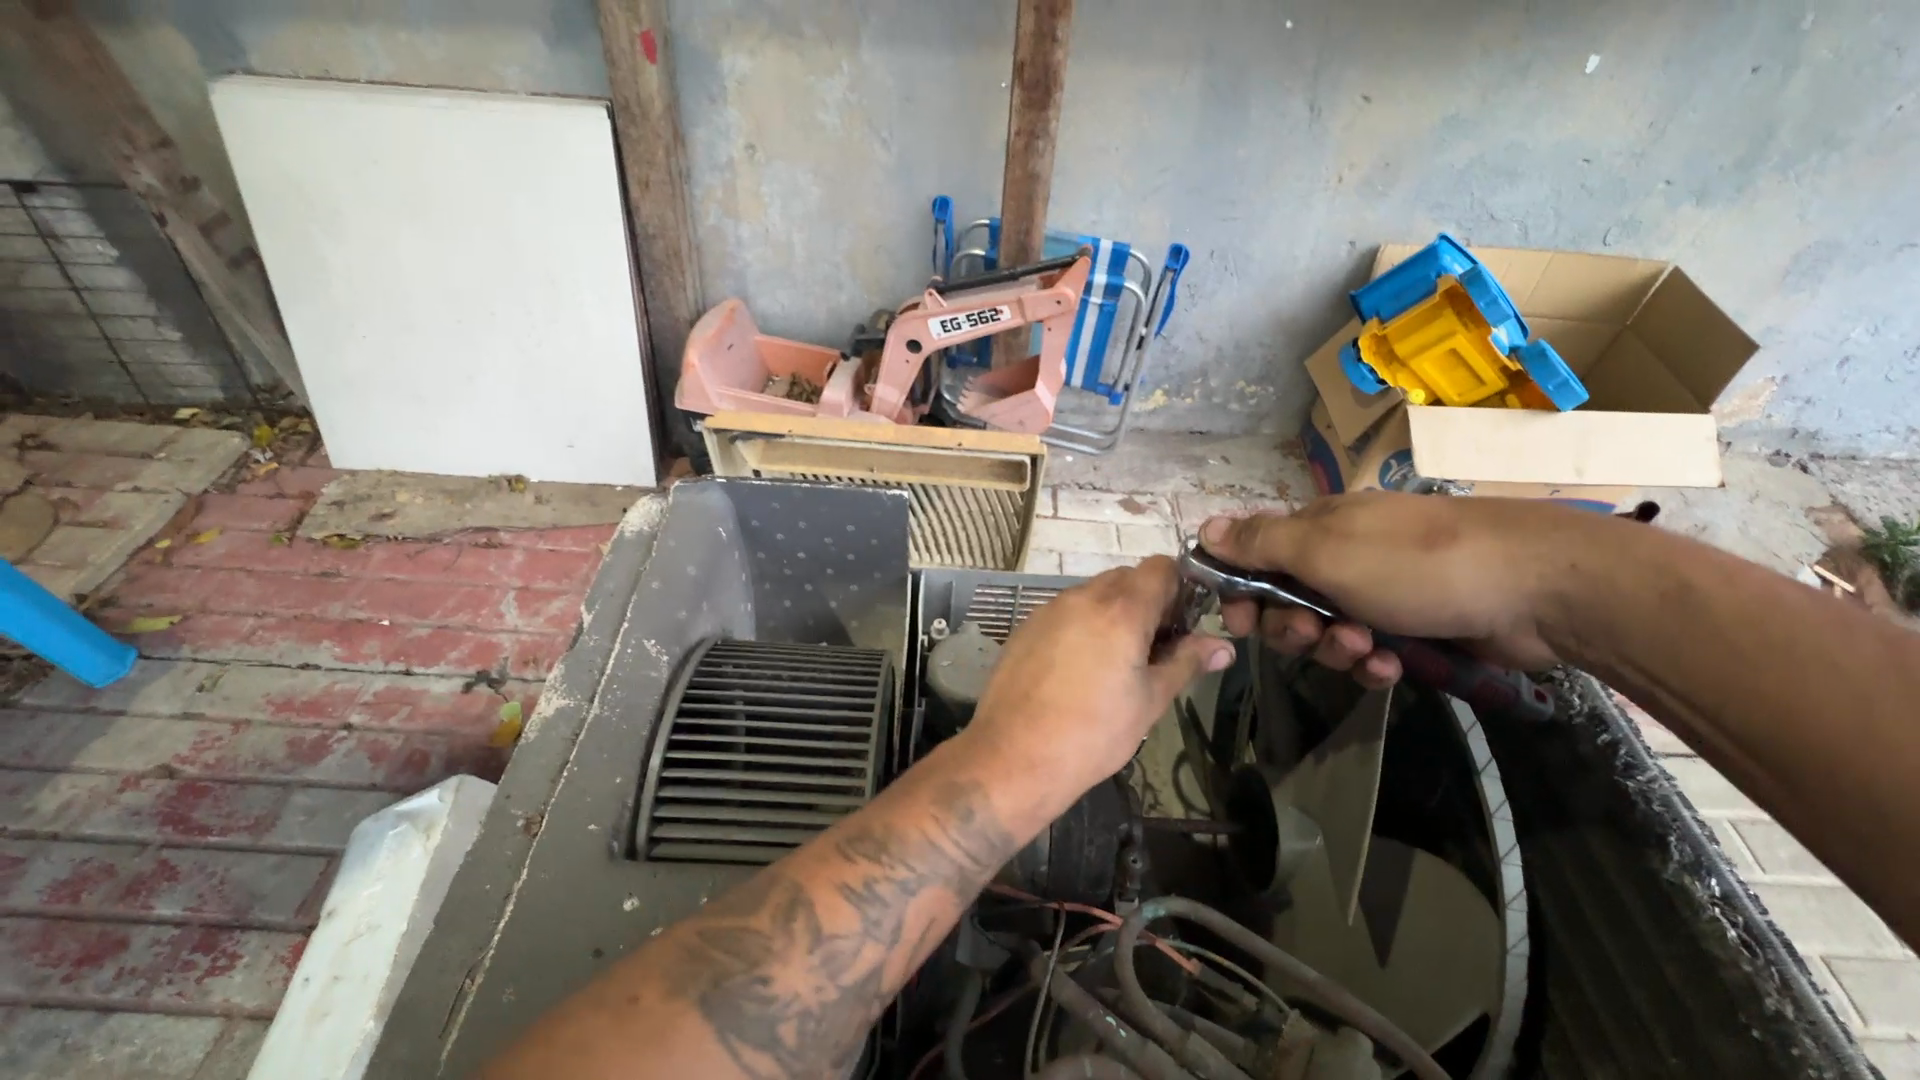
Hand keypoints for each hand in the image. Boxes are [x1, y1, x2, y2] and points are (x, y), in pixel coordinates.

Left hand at [966, 556, 1234, 792]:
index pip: (1161, 568)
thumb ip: (1186, 663)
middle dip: (1147, 603)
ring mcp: (1049, 609)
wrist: (1014, 756)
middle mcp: (1083, 597)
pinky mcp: (1026, 627)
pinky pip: (1065, 612)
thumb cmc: (1094, 733)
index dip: (1179, 588)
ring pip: (1093, 594)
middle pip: (1126, 578)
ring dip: (1113, 615)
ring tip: (1117, 664)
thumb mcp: (1150, 701)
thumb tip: (1223, 646)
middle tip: (1155, 649)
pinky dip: (1082, 627)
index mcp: (1121, 609)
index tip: (1184, 624)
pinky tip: (1080, 670)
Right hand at [1200, 491, 1570, 681]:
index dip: (1241, 591)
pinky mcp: (1413, 625)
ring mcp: (1380, 590)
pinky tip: (1392, 667)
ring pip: (1326, 632)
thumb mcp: (1325, 550)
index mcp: (1318, 527)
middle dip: (1292, 627)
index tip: (1239, 621)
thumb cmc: (1416, 564)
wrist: (1535, 589)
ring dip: (1336, 649)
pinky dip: (1373, 663)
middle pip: (1285, 600)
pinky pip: (1369, 652)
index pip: (1254, 557)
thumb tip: (1204, 528)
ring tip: (1368, 649)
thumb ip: (1261, 543)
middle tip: (1314, 634)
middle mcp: (1342, 555)